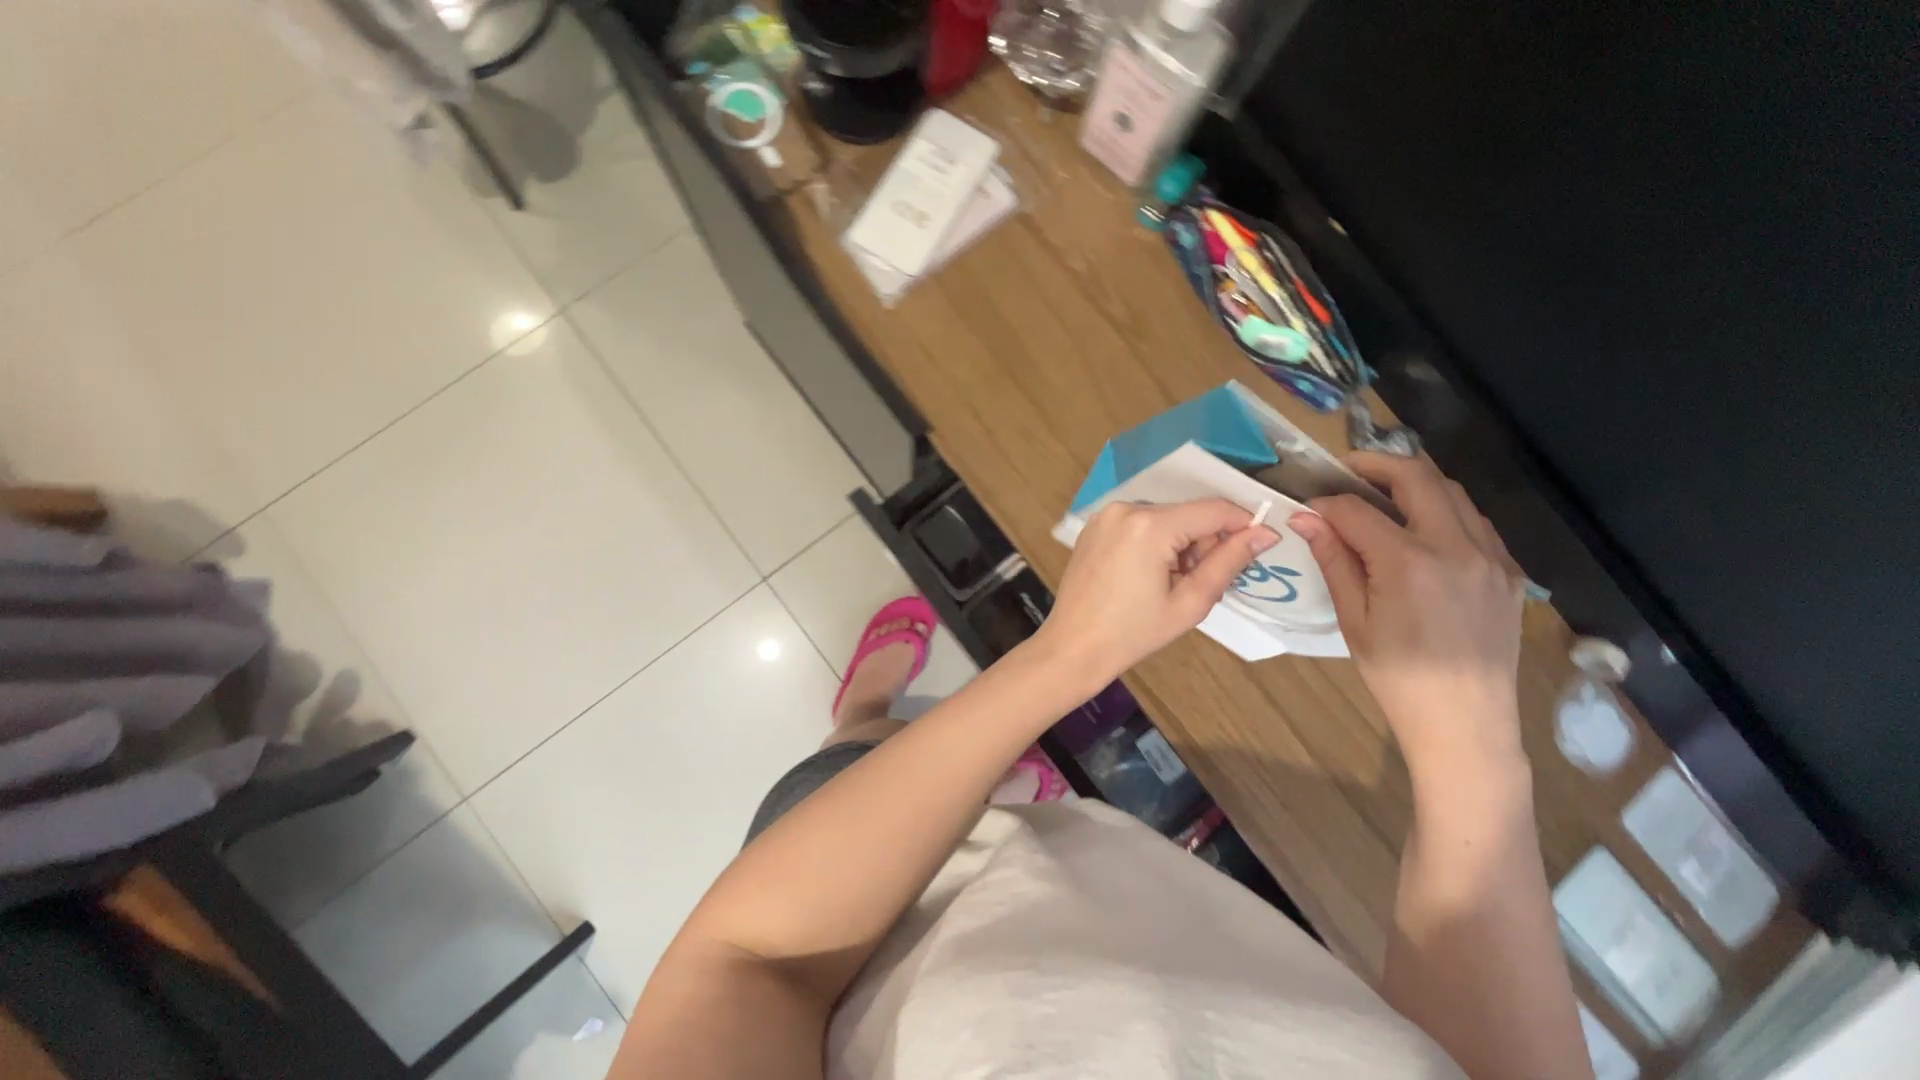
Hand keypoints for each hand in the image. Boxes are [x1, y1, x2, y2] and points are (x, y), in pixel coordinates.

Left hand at [1037, 500, 1278, 681]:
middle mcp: (1127, 508)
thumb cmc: (1133, 633)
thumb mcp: (1190, 602)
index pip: (1214, 509)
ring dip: (1182, 545)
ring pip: (1167, 518)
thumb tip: (1266, 534)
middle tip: (1201, 584)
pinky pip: (1142, 523)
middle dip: (1206, 544)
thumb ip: (1229, 562)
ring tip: (1172, 585)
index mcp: (1150, 525)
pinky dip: (1156, 543)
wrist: (1073, 647)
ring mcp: (1107, 514)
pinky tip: (1149, 577)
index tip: (1261, 546)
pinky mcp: (1096, 525)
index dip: (1244, 524)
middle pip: (1189, 514)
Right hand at [1290, 453, 1527, 774]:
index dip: (1327, 503)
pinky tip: (1424, 531)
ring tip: (1384, 496)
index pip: (1358, 510)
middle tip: (1347, 472)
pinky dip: (1446, 512)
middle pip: (1417, 477)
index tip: (1309, 508)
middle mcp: (1456, 547)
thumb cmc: (1398, 678)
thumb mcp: (1354, 621)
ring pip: (1454, 492)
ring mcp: (1491, 557)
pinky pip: (1477, 523)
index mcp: (1409, 563)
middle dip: (1376, 466)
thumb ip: (1334, 561)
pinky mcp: (1509, 572)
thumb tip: (1308, 518)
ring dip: (1416, 484)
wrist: (1465, 722)